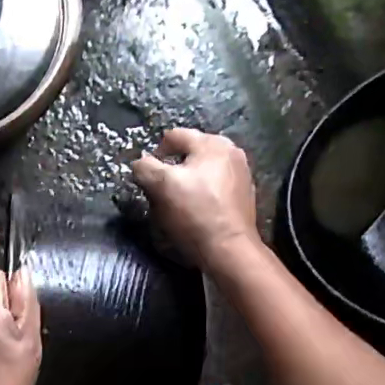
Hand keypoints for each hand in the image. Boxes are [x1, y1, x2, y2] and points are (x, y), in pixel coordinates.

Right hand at [130, 129, 258, 268]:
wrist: (228, 249)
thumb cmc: (194, 213)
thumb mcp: (160, 186)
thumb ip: (145, 167)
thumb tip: (140, 163)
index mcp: (212, 143)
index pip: (174, 136)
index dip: (155, 153)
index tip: (148, 177)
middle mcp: (231, 151)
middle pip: (190, 153)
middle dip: (173, 168)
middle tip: (162, 191)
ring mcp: (241, 173)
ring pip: (204, 169)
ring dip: (189, 181)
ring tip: (180, 202)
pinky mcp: (244, 194)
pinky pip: (216, 186)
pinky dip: (204, 193)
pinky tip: (198, 211)